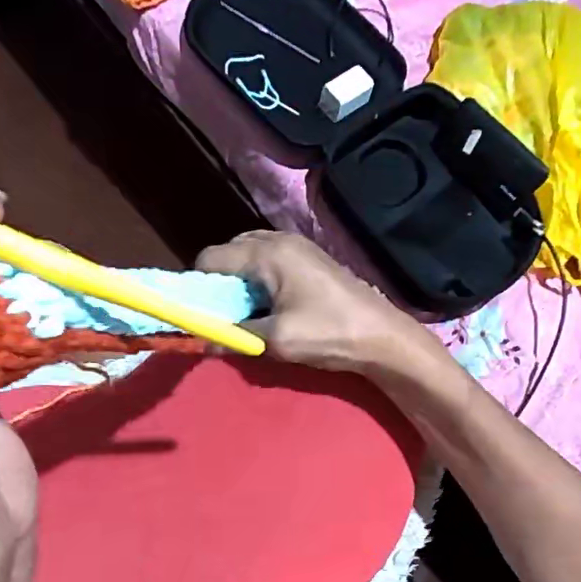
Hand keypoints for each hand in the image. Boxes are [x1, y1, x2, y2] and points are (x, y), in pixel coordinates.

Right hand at [196, 230, 432, 375]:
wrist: (382, 336)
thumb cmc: (330, 333)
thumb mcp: (277, 340)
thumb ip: (235, 336)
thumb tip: (203, 341)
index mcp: (268, 253)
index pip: (210, 258)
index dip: (198, 286)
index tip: (202, 314)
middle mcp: (280, 240)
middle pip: (229, 252)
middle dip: (219, 283)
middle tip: (226, 316)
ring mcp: (298, 247)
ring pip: (249, 256)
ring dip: (240, 283)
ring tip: (248, 315)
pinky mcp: (310, 260)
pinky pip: (270, 262)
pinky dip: (259, 281)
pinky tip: (269, 308)